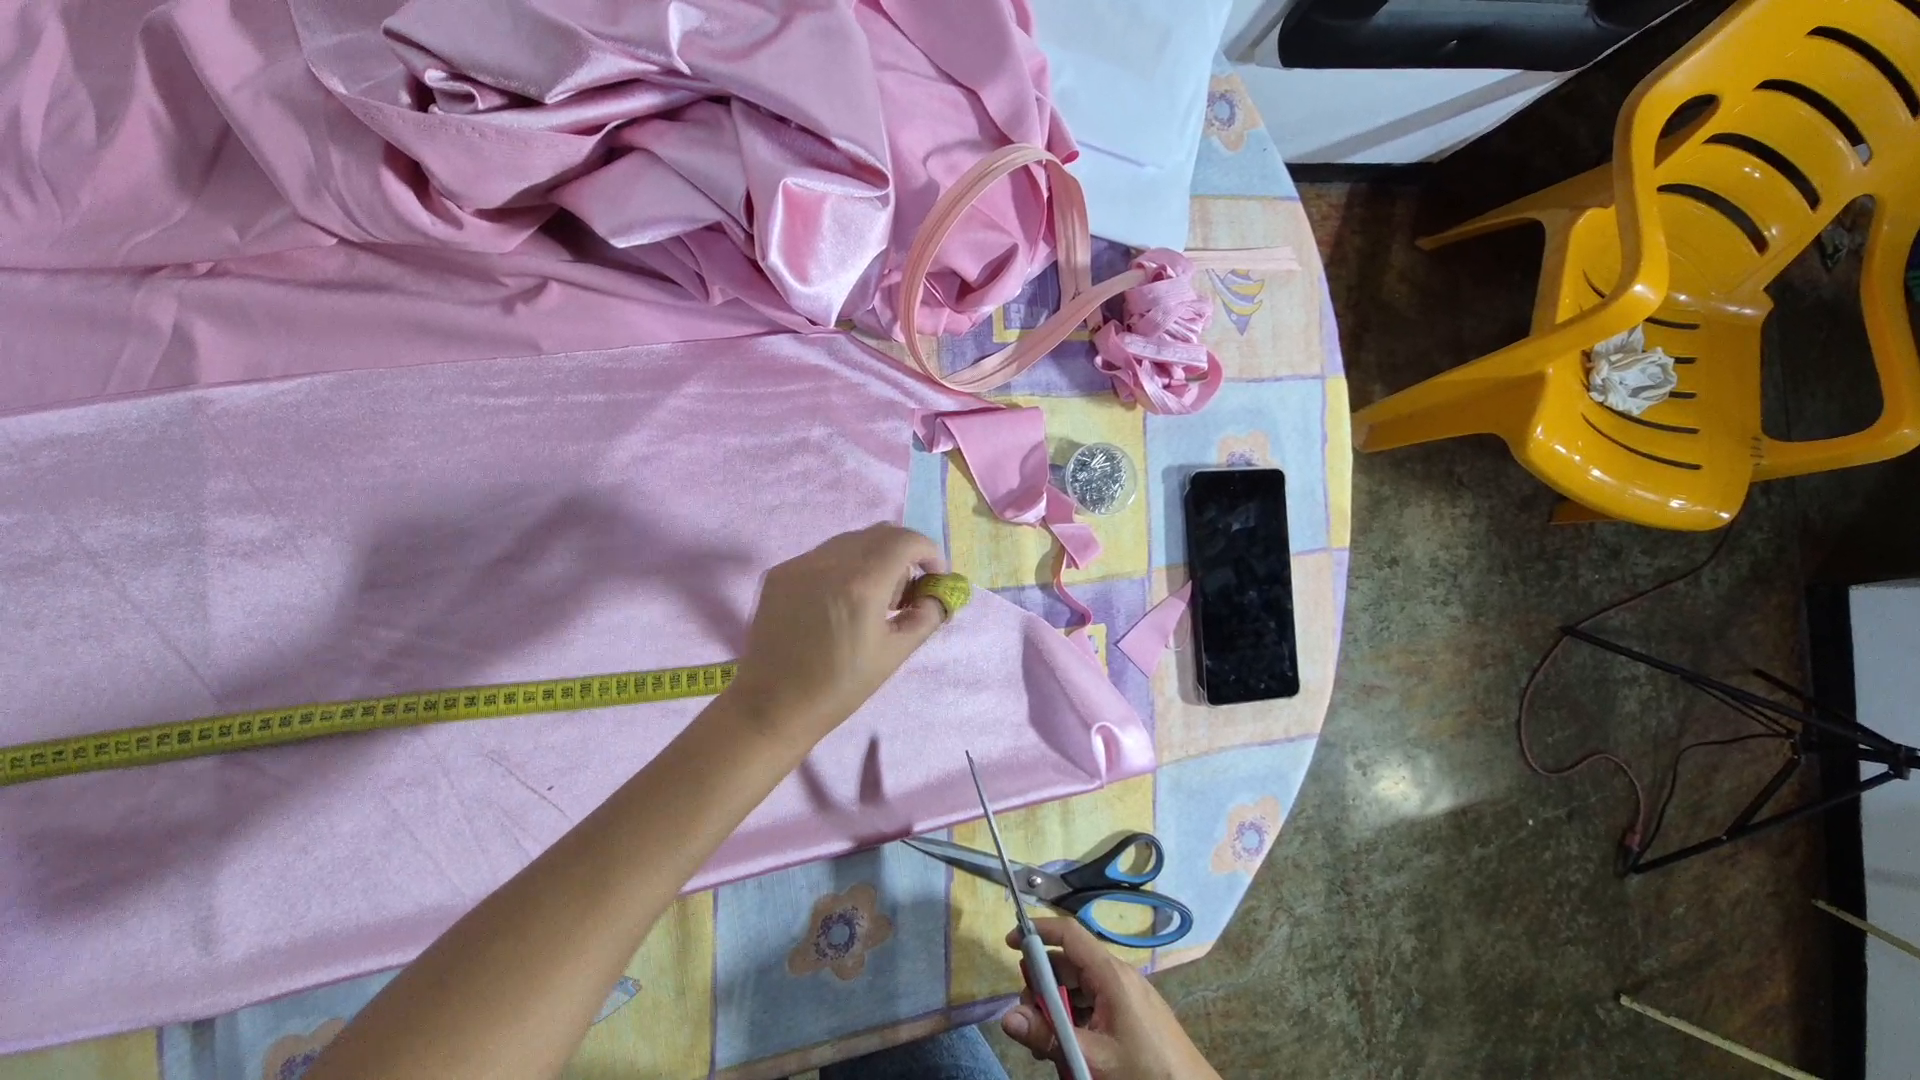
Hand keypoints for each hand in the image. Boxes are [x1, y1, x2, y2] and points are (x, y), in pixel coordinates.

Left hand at [722, 524, 948, 743]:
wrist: (772, 705)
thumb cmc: (840, 687)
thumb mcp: (894, 654)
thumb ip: (925, 616)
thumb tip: (939, 594)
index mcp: (861, 584)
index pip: (906, 541)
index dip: (929, 552)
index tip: (935, 576)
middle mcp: (829, 562)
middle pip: (880, 534)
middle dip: (904, 554)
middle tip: (905, 593)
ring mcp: (800, 564)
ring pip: (850, 541)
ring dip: (873, 558)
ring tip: (872, 599)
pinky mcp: (779, 573)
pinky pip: (823, 555)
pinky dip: (843, 567)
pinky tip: (839, 604)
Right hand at [1001, 919, 1220, 1079]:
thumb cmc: (1145, 1070)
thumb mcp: (1092, 1057)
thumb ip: (1048, 1036)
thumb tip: (1006, 1018)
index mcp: (1110, 974)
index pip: (1069, 934)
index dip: (1038, 932)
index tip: (1010, 943)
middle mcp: (1117, 976)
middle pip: (1068, 964)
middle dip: (1041, 987)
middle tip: (1028, 1021)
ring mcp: (1125, 994)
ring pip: (1078, 988)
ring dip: (1056, 1010)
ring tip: (1044, 1046)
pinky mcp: (1130, 1013)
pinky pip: (1093, 1005)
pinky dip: (1074, 1020)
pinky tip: (1067, 1048)